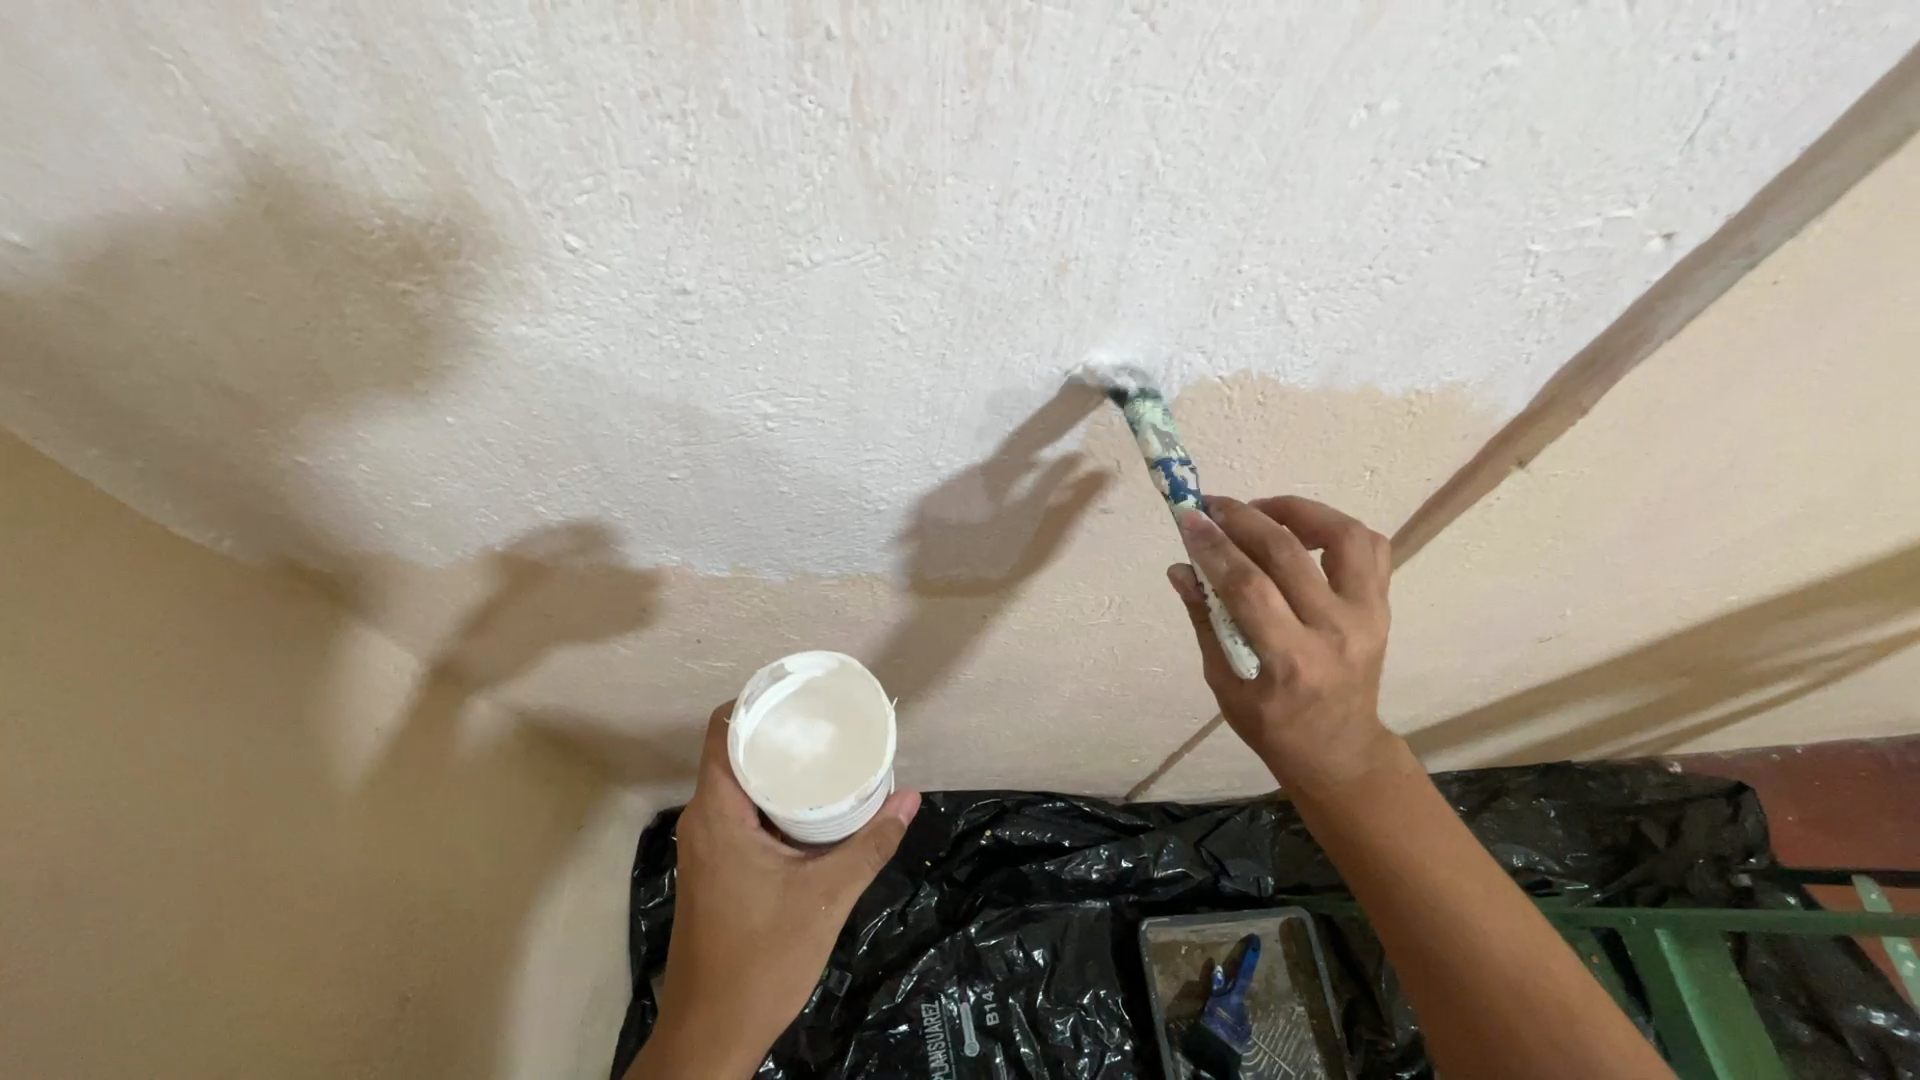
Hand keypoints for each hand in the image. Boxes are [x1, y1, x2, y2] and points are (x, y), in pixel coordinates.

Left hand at [629, 704, 919, 1078]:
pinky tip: (810, 804)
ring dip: (776, 766)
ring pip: (737, 784)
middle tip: (828, 721)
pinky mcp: (714, 867)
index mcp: (718, 814)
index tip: (800, 692)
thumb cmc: (763, 960)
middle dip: (778, 731)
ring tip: (826, 753)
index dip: (756, 701)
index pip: (722, 730)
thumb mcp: (827, 898)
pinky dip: (772, 797)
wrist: (712, 1033)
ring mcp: (704, 846)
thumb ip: (871, 844)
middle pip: (732, 751)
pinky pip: (740, 811)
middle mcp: (702, 821)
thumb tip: (912, 797)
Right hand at [1167, 496, 1397, 796]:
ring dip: (1298, 511)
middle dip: (1243, 519)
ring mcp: (1368, 615)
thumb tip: (1181, 568)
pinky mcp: (1382, 606)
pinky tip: (1301, 530)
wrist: (1338, 748)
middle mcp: (1336, 632)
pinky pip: (1370, 548)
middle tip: (1214, 506)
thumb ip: (1205, 620)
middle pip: (1289, 554)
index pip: (1249, 587)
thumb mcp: (1224, 683)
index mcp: (1291, 662)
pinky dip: (1336, 526)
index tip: (1189, 519)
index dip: (1215, 547)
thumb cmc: (1272, 724)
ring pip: (1344, 537)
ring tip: (1262, 510)